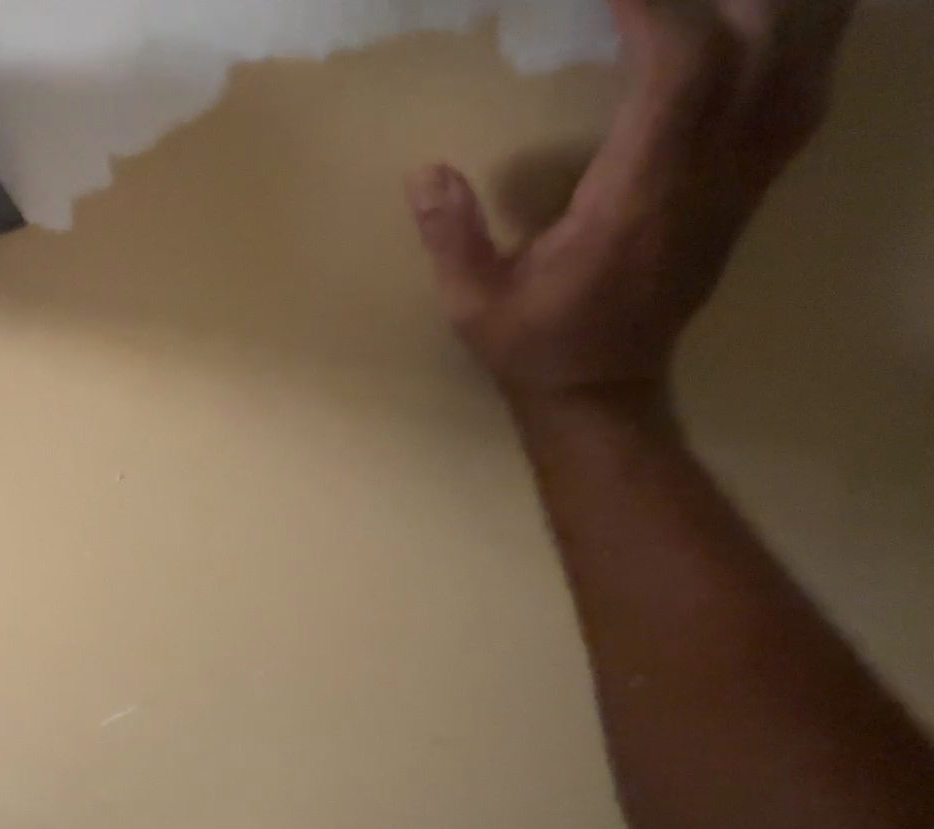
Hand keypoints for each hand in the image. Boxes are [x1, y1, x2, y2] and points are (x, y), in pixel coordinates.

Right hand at [408, 0, 852, 408]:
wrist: (600, 392)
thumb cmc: (532, 346)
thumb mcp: (472, 302)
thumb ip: (451, 235)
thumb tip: (424, 172)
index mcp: (637, 201)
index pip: (680, 75)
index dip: (657, 14)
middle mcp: (706, 182)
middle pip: (759, 50)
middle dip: (717, 3)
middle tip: (651, 0)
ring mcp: (738, 188)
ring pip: (801, 70)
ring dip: (778, 18)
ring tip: (721, 4)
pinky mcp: (745, 197)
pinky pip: (799, 104)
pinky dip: (797, 54)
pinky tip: (765, 39)